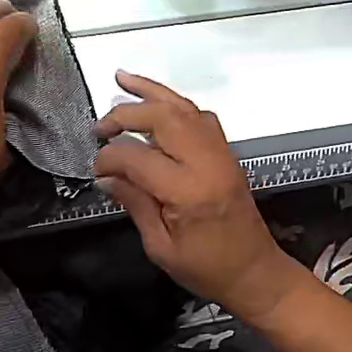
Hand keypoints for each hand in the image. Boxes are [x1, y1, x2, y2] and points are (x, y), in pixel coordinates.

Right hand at [93, 71, 300, 320]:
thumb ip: (134, 204)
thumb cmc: (206, 269)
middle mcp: (206, 163)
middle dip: (126, 114)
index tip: (96, 168)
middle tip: (100, 126)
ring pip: (183, 108)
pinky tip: (156, 102)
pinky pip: (199, 116)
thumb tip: (106, 177)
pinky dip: (175, 103)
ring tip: (122, 79)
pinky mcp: (226, 152)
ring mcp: (220, 153)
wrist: (256, 273)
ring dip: (151, 92)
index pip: (137, 157)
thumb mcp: (160, 246)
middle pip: (162, 118)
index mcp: (188, 192)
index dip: (109, 158)